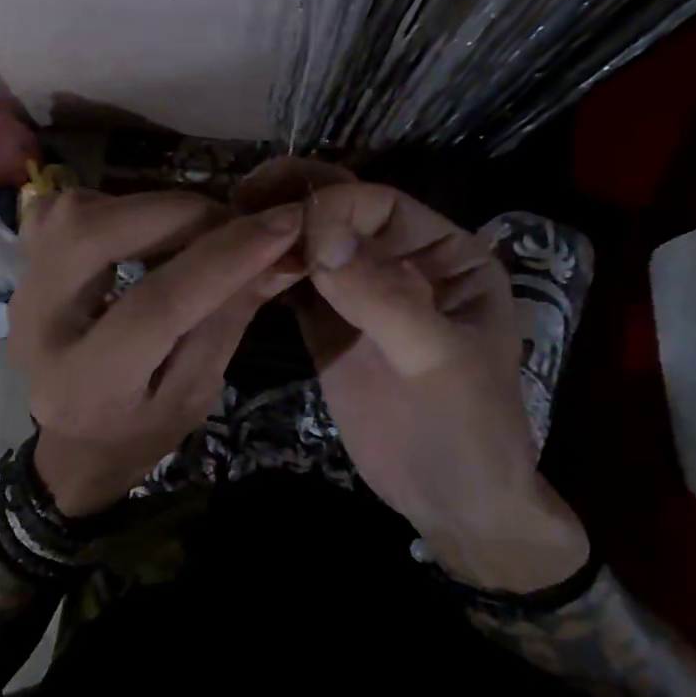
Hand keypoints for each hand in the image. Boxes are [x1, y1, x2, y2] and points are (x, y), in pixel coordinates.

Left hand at [8, 190, 304, 516]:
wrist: (75, 438)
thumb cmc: (141, 429)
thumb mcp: (196, 392)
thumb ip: (230, 319)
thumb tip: (282, 252)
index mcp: (86, 383)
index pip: (156, 305)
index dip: (225, 257)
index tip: (284, 224)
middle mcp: (36, 326)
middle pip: (96, 236)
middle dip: (181, 215)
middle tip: (233, 225)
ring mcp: (20, 286)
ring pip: (76, 210)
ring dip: (148, 207)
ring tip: (193, 231)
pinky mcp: (21, 263)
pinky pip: (61, 207)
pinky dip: (112, 204)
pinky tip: (142, 229)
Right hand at [236, 160, 588, 590]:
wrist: (451, 502)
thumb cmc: (467, 429)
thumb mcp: (437, 360)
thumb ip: (383, 297)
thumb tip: (322, 233)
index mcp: (447, 256)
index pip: (382, 207)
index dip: (336, 207)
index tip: (291, 227)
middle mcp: (402, 263)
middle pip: (343, 215)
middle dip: (297, 200)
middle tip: (243, 193)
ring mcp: (361, 296)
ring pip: (313, 249)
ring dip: (275, 236)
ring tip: (228, 225)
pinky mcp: (329, 328)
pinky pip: (295, 290)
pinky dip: (268, 277)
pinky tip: (237, 270)